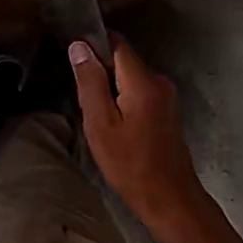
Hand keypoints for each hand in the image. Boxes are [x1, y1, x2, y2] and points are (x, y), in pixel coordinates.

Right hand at [68, 37, 213, 234]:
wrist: (169, 199)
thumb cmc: (130, 164)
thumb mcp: (100, 123)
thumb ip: (90, 81)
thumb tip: (79, 46)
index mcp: (143, 81)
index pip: (116, 42)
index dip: (92, 43)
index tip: (72, 57)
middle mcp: (159, 81)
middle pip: (122, 58)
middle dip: (99, 68)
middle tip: (81, 95)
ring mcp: (166, 96)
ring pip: (129, 75)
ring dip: (109, 85)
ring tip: (94, 111)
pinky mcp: (167, 110)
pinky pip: (138, 90)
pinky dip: (121, 97)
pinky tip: (112, 121)